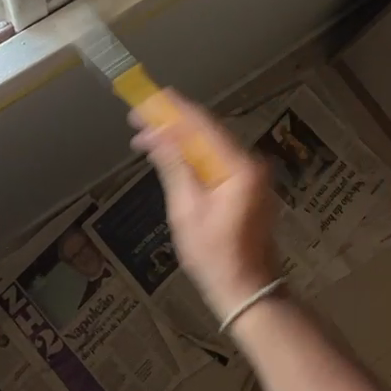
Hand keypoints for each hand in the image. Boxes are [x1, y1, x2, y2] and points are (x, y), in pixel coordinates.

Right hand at [129, 89, 279, 319]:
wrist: (249, 291)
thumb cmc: (215, 256)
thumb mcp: (186, 211)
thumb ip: (174, 166)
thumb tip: (156, 134)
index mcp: (239, 167)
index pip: (202, 126)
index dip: (173, 110)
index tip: (148, 99)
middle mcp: (250, 163)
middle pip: (206, 131)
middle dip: (172, 123)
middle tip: (139, 119)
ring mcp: (252, 173)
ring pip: (209, 144)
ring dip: (179, 138)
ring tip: (146, 137)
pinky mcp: (247, 184)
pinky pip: (216, 159)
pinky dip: (192, 154)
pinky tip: (170, 155)